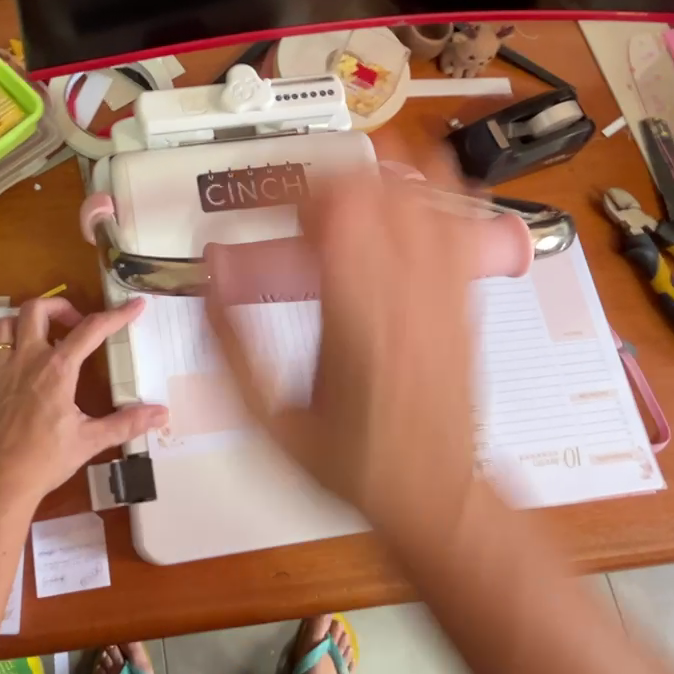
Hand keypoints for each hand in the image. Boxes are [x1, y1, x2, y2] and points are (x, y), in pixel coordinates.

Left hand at [0, 296, 168, 505]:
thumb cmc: (45, 460)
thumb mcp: (90, 440)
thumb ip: (126, 423)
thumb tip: (161, 414)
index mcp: (57, 369)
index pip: (92, 330)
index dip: (117, 315)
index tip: (135, 306)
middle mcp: (27, 360)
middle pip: (37, 309)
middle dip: (59, 307)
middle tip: (74, 325)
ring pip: (3, 325)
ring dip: (22, 323)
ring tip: (39, 338)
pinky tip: (8, 366)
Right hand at [206, 143, 481, 538]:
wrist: (438, 499)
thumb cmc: (352, 466)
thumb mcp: (269, 422)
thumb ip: (231, 348)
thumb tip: (207, 282)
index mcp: (351, 323)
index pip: (333, 219)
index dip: (298, 193)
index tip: (271, 204)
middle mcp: (403, 298)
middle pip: (377, 196)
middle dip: (335, 178)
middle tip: (306, 196)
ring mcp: (442, 297)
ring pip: (422, 200)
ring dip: (384, 175)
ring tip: (352, 179)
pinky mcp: (466, 304)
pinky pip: (459, 229)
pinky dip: (437, 194)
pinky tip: (412, 187)